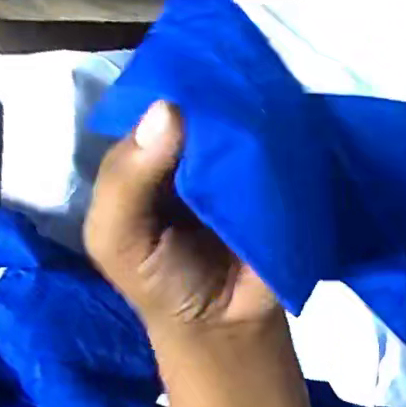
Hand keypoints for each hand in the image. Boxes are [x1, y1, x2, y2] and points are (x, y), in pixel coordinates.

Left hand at [84, 100, 280, 334]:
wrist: (224, 328)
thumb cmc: (161, 283)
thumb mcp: (116, 236)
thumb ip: (124, 180)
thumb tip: (168, 108)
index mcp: (147, 162)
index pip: (158, 114)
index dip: (175, 96)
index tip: (198, 77)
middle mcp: (194, 158)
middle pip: (206, 116)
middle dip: (219, 103)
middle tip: (241, 85)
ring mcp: (238, 171)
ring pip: (244, 131)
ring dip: (255, 120)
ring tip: (269, 99)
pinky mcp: (276, 187)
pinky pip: (279, 159)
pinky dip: (283, 145)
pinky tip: (289, 129)